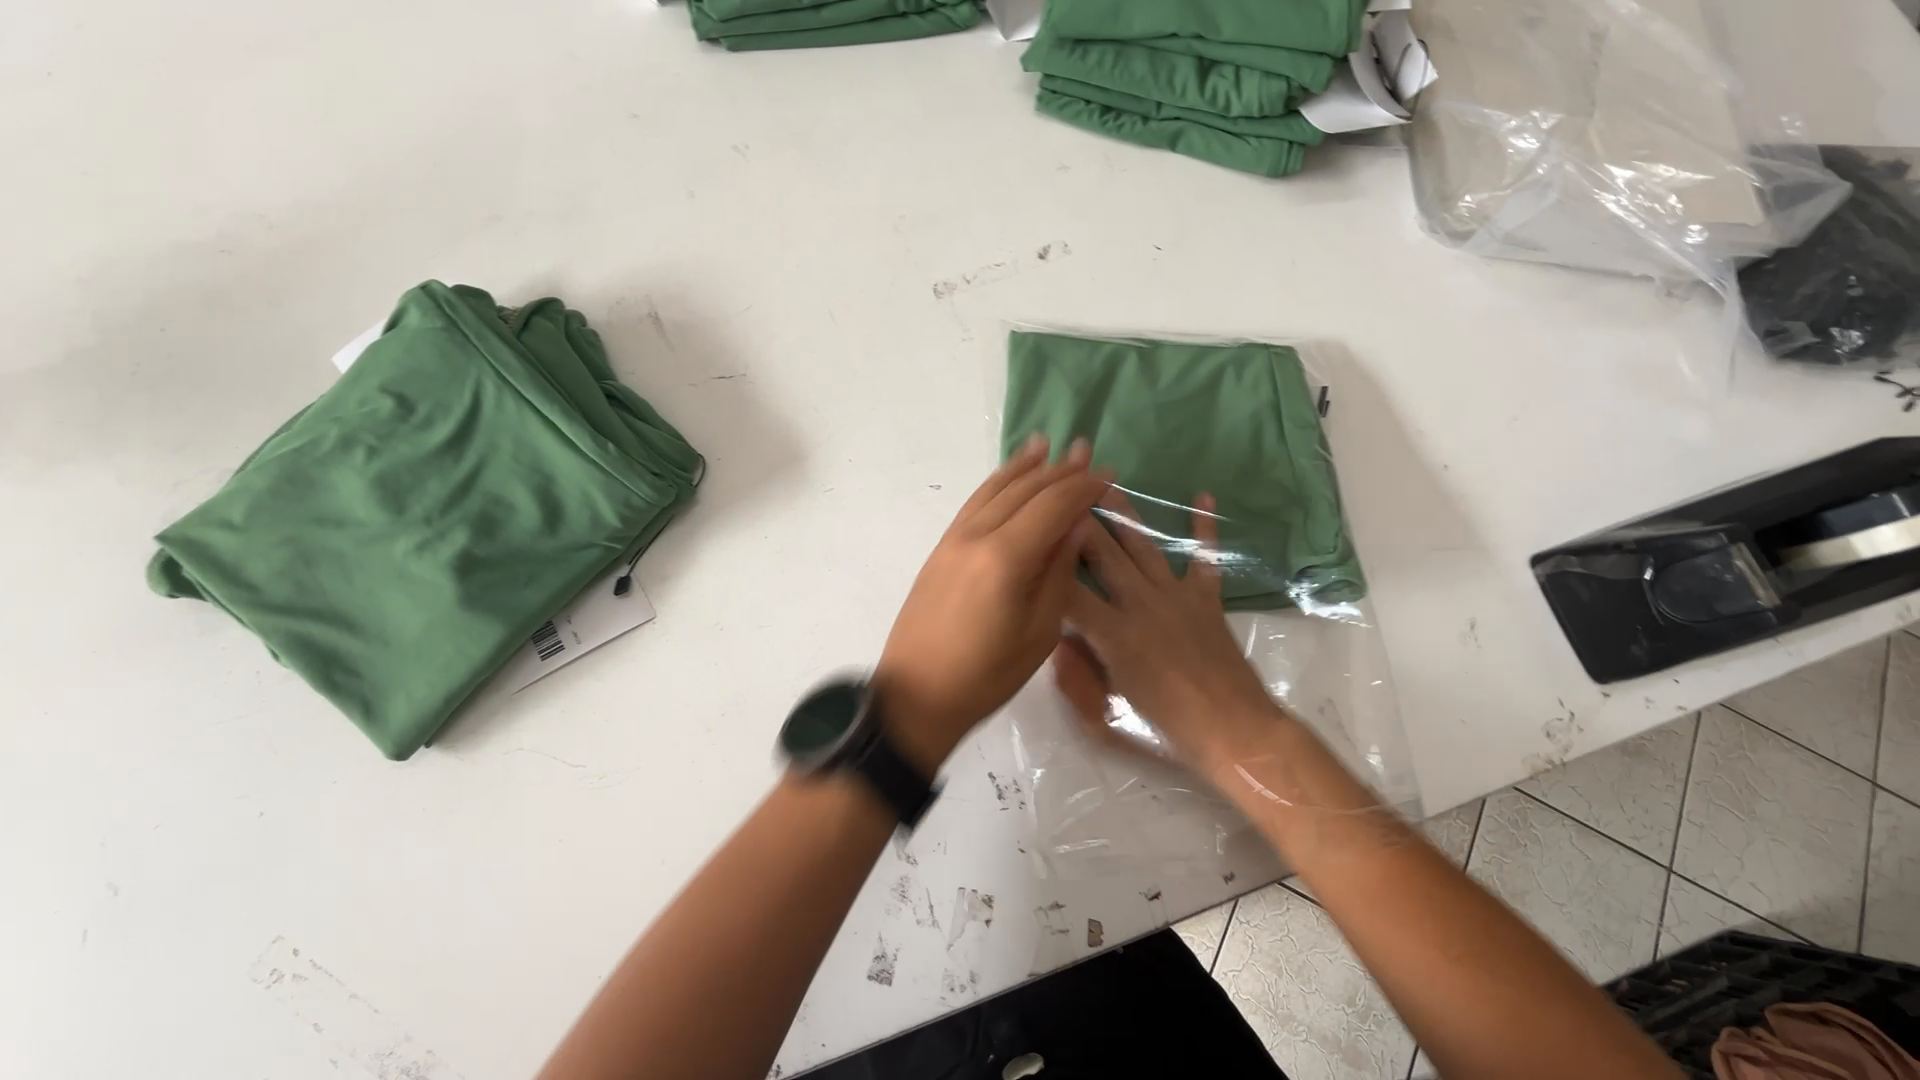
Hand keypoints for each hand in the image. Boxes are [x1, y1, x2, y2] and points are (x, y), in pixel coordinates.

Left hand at [876, 435, 1109, 771]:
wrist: (916, 695)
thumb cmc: (987, 675)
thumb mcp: (1040, 633)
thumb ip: (1059, 573)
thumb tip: (1075, 527)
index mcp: (1006, 558)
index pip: (1053, 506)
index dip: (1083, 487)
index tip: (1108, 475)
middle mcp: (977, 536)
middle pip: (1024, 491)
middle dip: (1058, 470)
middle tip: (1086, 452)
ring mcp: (953, 540)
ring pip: (994, 490)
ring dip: (1023, 467)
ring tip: (1046, 445)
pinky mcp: (940, 549)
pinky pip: (974, 504)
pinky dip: (995, 484)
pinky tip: (1007, 478)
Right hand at [1052, 489, 1281, 771]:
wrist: (1234, 734)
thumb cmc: (1165, 731)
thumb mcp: (1105, 718)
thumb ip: (1075, 679)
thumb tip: (1053, 642)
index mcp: (1112, 634)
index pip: (1067, 590)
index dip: (1045, 561)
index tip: (1028, 535)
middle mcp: (1140, 604)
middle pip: (1102, 553)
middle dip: (1078, 518)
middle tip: (1059, 487)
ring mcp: (1176, 597)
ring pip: (1142, 545)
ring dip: (1122, 512)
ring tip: (1104, 481)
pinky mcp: (1206, 599)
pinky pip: (1203, 557)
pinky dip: (1203, 527)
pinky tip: (1203, 496)